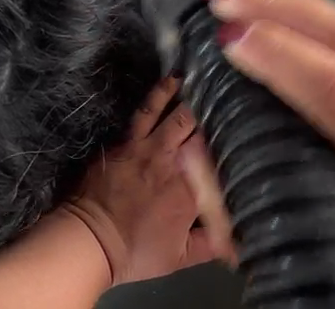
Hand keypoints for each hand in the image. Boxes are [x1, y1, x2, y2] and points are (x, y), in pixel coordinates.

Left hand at [61, 78, 222, 286]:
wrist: (91, 238)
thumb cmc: (137, 251)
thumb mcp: (181, 258)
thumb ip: (212, 244)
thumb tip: (239, 243)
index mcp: (190, 191)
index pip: (216, 161)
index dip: (229, 145)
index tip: (243, 133)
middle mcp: (171, 161)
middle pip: (196, 129)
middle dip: (209, 113)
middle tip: (222, 97)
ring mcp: (145, 147)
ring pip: (168, 112)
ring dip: (180, 94)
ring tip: (190, 77)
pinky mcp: (125, 141)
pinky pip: (143, 112)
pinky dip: (155, 96)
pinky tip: (164, 84)